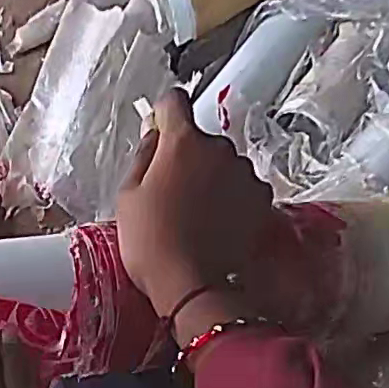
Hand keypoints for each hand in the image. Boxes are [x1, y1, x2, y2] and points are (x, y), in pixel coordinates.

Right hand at [116, 88, 277, 316]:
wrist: (192, 286)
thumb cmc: (150, 243)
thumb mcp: (127, 200)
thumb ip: (142, 158)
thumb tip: (154, 136)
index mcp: (182, 142)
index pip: (174, 101)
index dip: (163, 114)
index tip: (158, 133)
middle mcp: (219, 147)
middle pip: (201, 140)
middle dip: (187, 158)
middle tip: (171, 194)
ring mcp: (244, 173)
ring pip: (223, 165)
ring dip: (211, 179)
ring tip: (195, 216)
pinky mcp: (261, 199)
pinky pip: (243, 188)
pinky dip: (232, 200)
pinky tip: (216, 225)